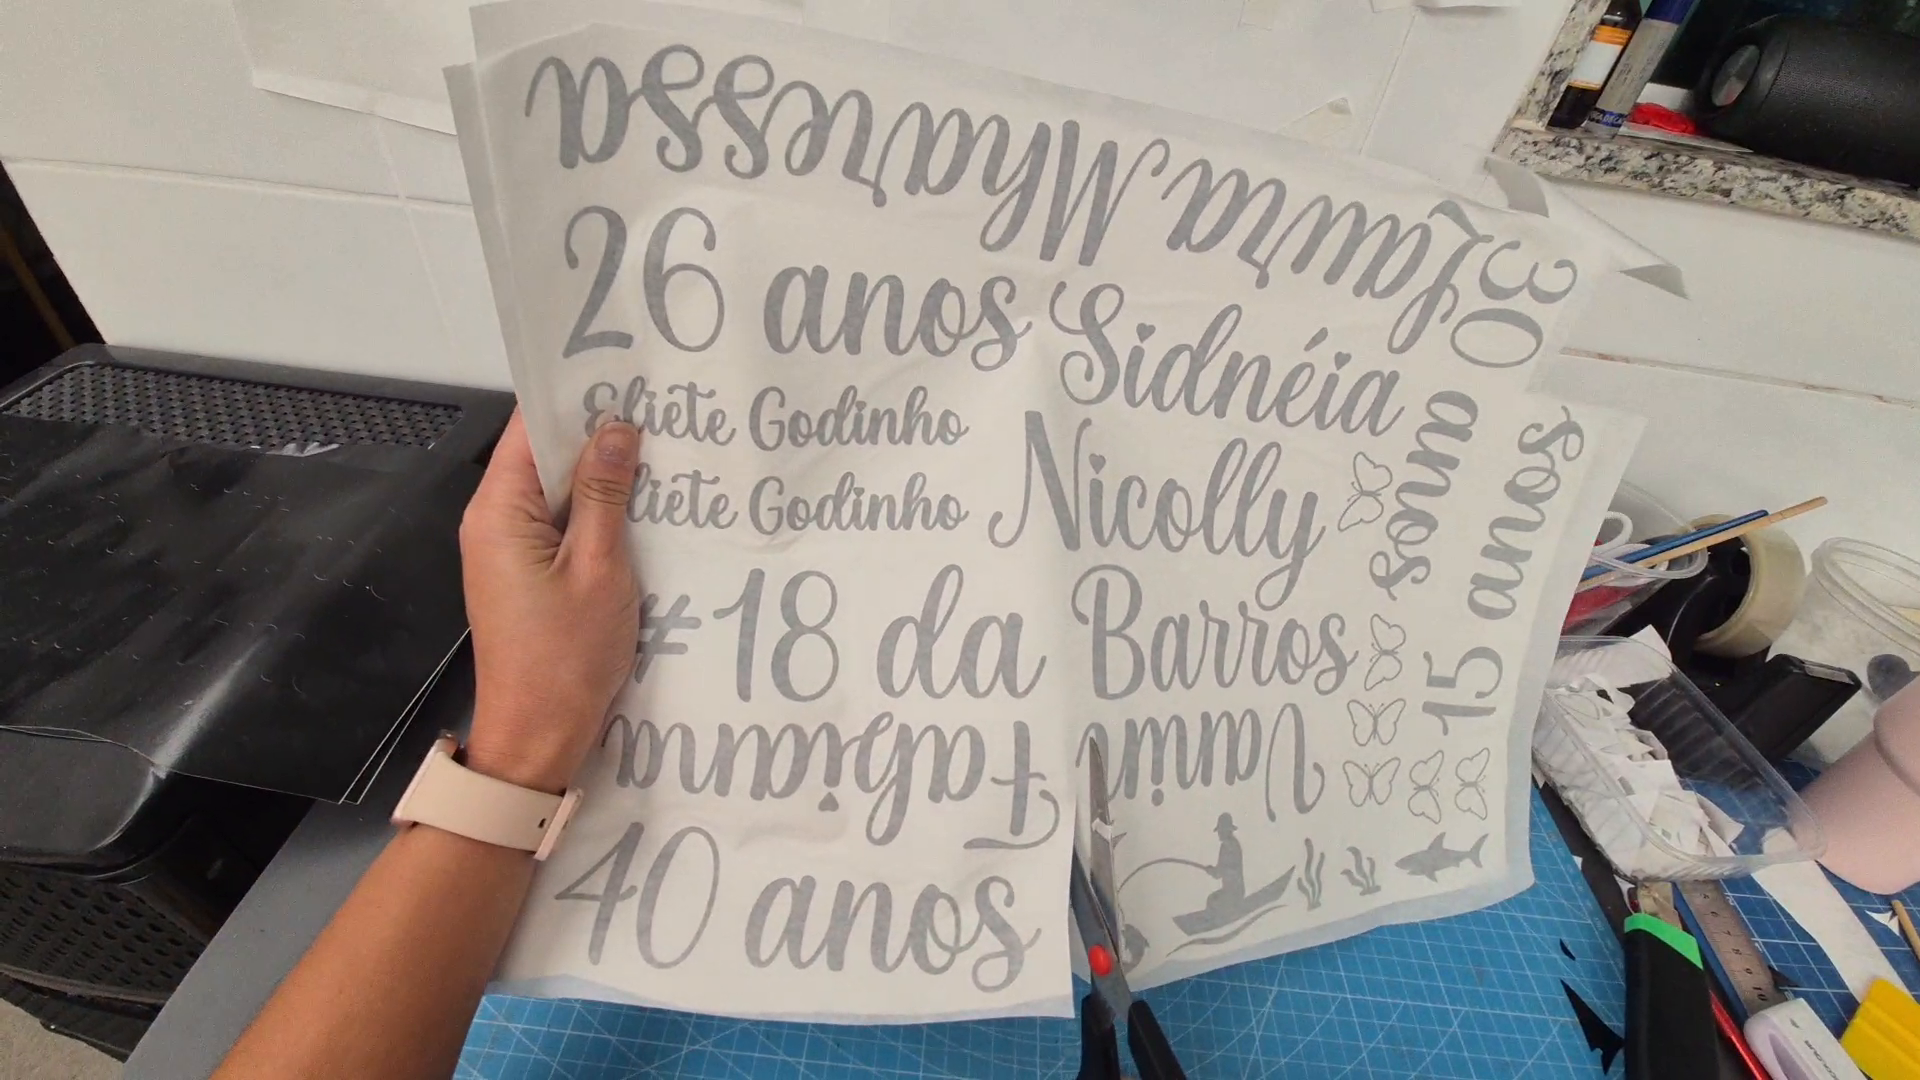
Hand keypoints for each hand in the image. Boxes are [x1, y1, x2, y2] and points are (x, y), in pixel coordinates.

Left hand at [459, 411, 641, 792]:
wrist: (539, 732)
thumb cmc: (567, 652)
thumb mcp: (598, 566)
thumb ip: (603, 494)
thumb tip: (616, 428)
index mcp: (498, 512)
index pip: (529, 429)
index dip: (574, 400)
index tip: (625, 379)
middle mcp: (493, 522)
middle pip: (543, 457)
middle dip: (597, 437)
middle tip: (658, 416)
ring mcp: (510, 549)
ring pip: (557, 492)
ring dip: (601, 476)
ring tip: (658, 455)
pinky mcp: (529, 573)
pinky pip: (562, 524)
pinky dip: (597, 512)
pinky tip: (639, 508)